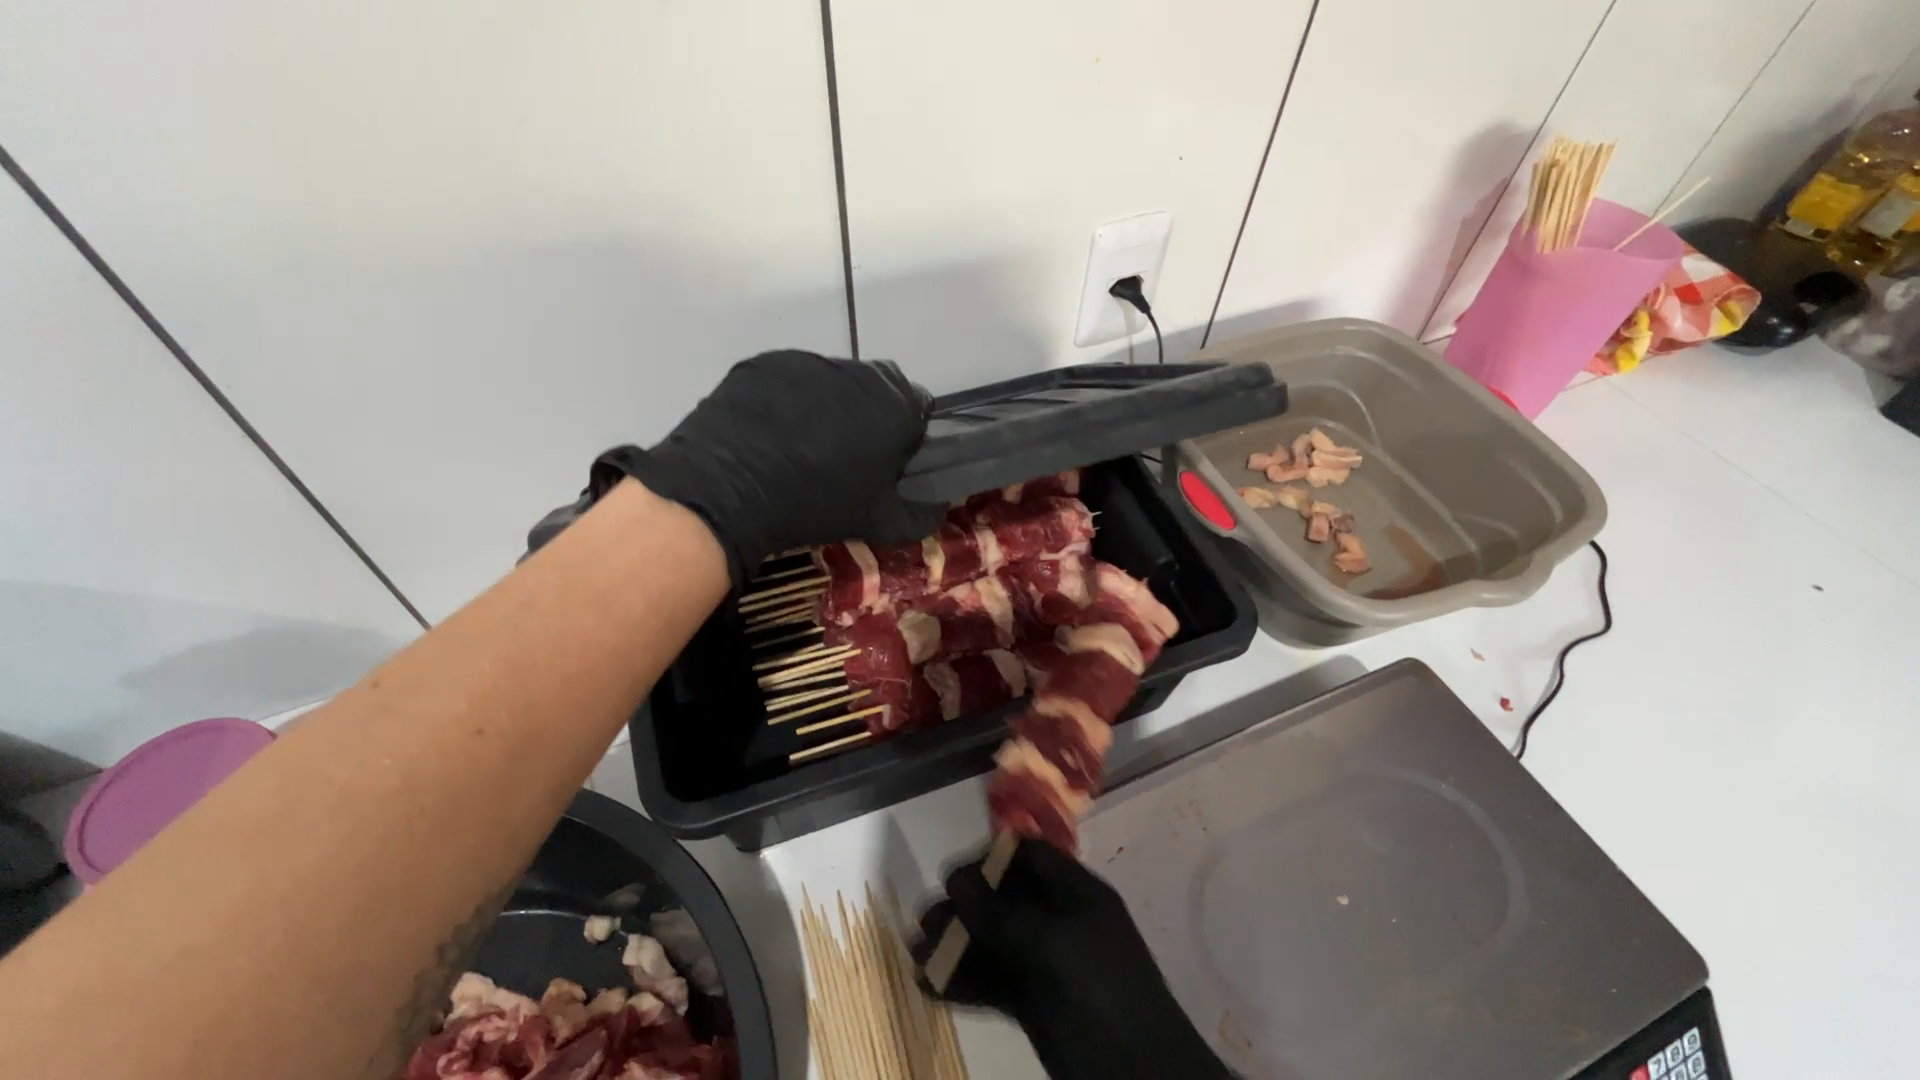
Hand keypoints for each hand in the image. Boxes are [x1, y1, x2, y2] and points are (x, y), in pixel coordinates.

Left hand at [529, 351, 942, 584]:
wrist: (730, 489)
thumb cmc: (817, 504)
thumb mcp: (877, 522)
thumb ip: (918, 515)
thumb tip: (936, 511)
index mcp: (894, 405)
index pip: (918, 406)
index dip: (905, 434)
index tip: (884, 460)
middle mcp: (858, 372)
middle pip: (875, 387)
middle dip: (867, 414)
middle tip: (844, 455)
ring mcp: (808, 361)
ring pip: (831, 381)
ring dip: (827, 405)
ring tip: (800, 446)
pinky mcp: (766, 362)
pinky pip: (788, 379)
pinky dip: (786, 400)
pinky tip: (769, 434)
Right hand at [913, 839, 1233, 1079]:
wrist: (1143, 1079)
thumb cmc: (1103, 997)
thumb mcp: (1054, 949)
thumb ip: (1002, 915)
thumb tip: (956, 880)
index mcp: (1077, 895)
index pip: (1029, 856)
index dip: (990, 858)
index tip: (951, 876)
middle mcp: (1060, 921)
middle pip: (1003, 898)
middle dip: (963, 906)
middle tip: (924, 921)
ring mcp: (1047, 964)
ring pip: (993, 942)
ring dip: (955, 945)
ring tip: (916, 954)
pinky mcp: (1035, 1004)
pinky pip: (993, 981)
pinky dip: (963, 981)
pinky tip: (929, 985)